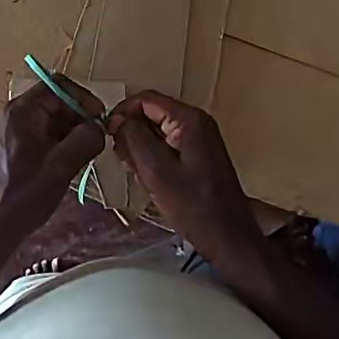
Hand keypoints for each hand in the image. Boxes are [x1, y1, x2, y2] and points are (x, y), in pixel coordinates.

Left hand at [0, 77, 104, 247]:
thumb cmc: (24, 195)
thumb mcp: (61, 166)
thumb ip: (86, 140)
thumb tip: (100, 126)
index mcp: (21, 111)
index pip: (57, 85)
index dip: (82, 98)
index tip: (100, 118)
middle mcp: (13, 114)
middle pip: (54, 101)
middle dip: (78, 117)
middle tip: (95, 140)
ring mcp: (11, 131)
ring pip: (49, 119)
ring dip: (70, 132)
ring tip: (83, 155)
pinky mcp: (12, 147)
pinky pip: (41, 134)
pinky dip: (58, 143)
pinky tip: (67, 163)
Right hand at [109, 92, 266, 269]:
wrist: (229, 239)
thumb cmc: (194, 208)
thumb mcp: (156, 171)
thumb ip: (134, 138)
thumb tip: (117, 119)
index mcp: (189, 119)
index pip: (145, 99)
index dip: (122, 113)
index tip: (109, 134)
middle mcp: (197, 121)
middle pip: (152, 112)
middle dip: (132, 131)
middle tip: (122, 157)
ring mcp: (200, 136)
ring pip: (158, 128)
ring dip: (141, 145)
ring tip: (135, 169)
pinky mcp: (200, 152)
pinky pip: (168, 142)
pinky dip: (154, 154)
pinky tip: (148, 175)